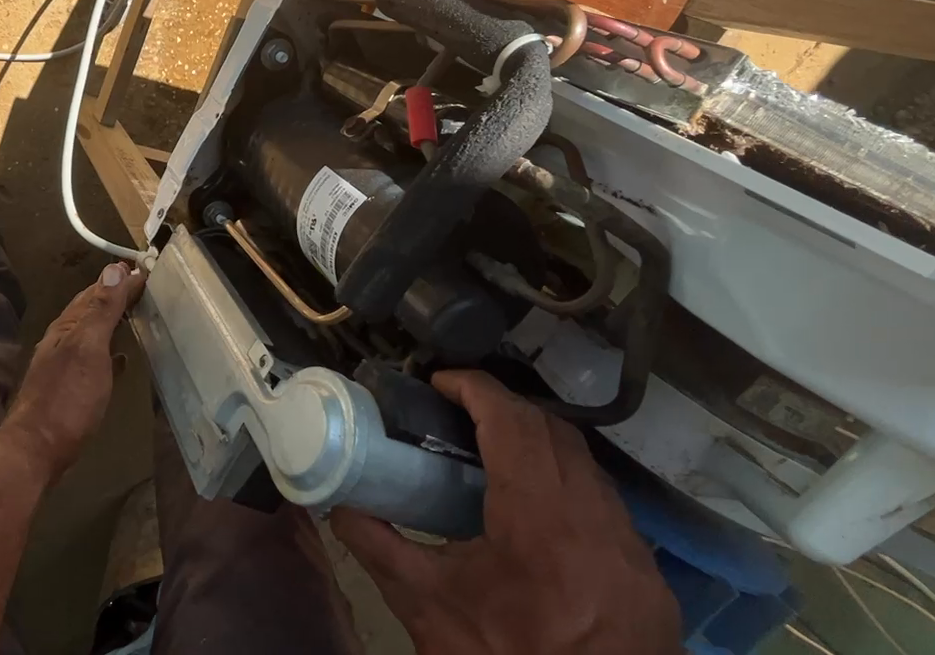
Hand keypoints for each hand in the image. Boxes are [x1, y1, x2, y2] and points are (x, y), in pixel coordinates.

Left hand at [0, 262, 144, 480]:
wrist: (38, 448)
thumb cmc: (67, 396)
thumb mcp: (88, 347)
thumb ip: (100, 310)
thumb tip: (113, 268)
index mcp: (68, 325)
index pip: (96, 291)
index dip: (120, 279)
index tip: (146, 267)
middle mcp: (63, 340)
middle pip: (92, 309)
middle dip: (115, 294)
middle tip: (144, 284)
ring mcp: (65, 365)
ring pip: (93, 333)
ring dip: (112, 320)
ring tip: (136, 313)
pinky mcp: (71, 389)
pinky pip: (95, 360)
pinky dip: (111, 352)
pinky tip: (123, 359)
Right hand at [332, 371, 681, 654]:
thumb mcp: (426, 606)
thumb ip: (376, 546)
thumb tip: (338, 503)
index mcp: (541, 522)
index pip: (514, 424)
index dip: (476, 389)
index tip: (439, 381)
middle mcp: (598, 524)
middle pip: (555, 433)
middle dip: (505, 408)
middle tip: (456, 411)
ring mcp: (634, 553)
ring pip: (588, 467)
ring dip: (539, 443)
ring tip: (490, 452)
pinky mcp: (651, 580)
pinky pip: (607, 504)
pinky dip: (567, 482)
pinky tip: (534, 508)